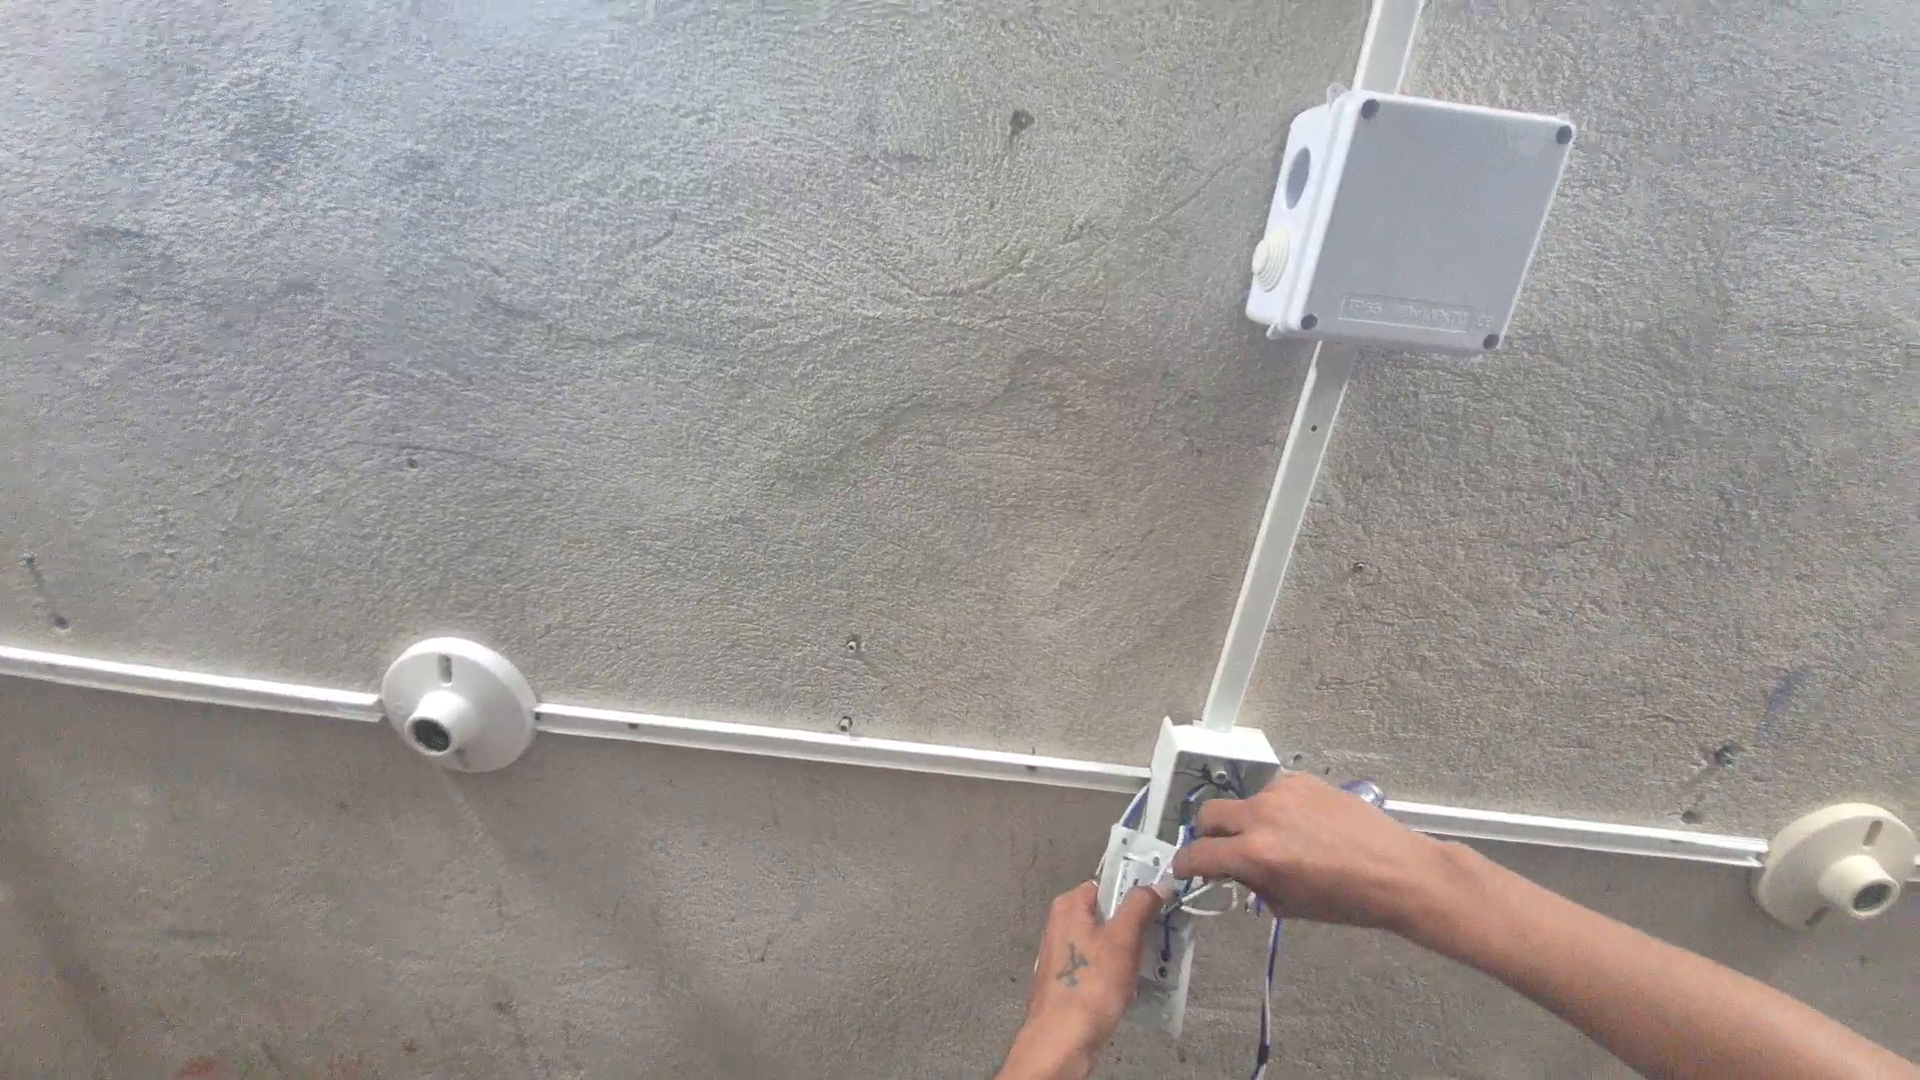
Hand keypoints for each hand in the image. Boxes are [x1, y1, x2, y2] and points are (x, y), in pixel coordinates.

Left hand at [997, 881, 1168, 1079]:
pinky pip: (1098, 965)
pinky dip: (1115, 972)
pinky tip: (1130, 986)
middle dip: (1134, 927)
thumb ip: (1139, 906)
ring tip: (1149, 965)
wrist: (1062, 1040)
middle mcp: (1062, 922)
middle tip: (1159, 939)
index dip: (1133, 893)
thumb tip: (1158, 883)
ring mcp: (1063, 952)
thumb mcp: (1122, 940)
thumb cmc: (1091, 984)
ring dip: (1128, 952)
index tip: (1160, 907)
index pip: (1107, 885)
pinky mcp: (1067, 978)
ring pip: (1105, 941)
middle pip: (1107, 913)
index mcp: (1069, 905)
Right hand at [1170, 771, 1452, 932]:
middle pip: (1208, 815)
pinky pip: (1273, 792)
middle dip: (1208, 834)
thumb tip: (1235, 873)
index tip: (1185, 869)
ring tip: (1277, 839)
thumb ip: (1252, 883)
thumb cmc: (1348, 900)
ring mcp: (1281, 792)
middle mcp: (1262, 816)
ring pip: (1243, 802)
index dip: (1186, 865)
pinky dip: (1276, 809)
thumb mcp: (1290, 904)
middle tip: (1222, 850)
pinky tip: (1301, 825)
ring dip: (1247, 820)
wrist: (1400, 872)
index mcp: (1257, 853)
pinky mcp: (1300, 779)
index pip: (1200, 854)